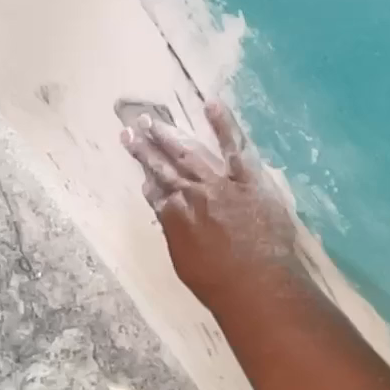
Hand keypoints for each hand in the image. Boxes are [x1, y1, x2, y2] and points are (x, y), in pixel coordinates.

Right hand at [121, 101, 304, 310]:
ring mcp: (220, 184)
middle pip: (165, 167)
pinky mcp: (248, 179)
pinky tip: (211, 105)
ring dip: (170, 135)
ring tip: (153, 120)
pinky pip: (235, 147)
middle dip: (147, 148)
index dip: (144, 172)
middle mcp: (192, 195)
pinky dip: (223, 125)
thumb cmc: (218, 283)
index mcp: (175, 216)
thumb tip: (161, 205)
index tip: (133, 154)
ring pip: (190, 153)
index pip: (155, 189)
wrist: (257, 283)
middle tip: (131, 128)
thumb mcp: (183, 261)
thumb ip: (173, 230)